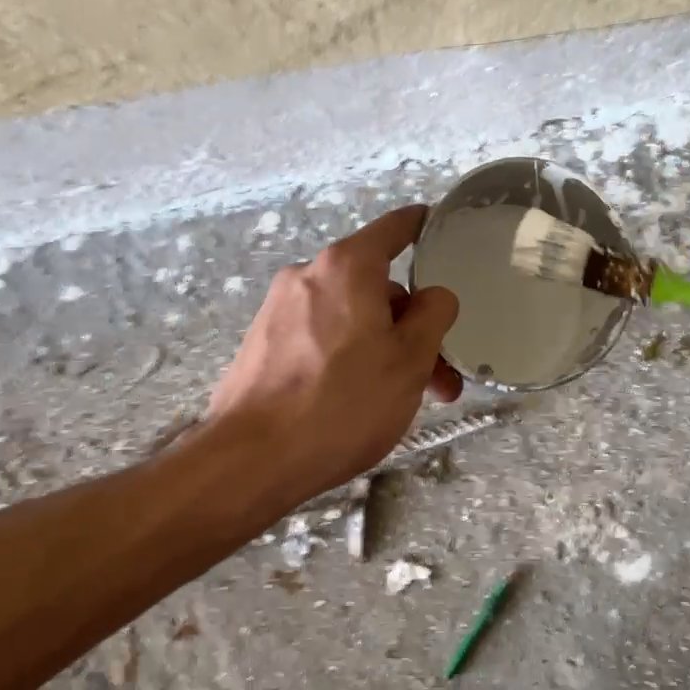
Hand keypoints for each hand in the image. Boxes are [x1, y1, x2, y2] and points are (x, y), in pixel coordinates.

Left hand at [205, 205, 461, 507]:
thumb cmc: (342, 402)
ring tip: (406, 400)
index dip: (423, 225)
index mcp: (348, 266)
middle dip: (412, 325)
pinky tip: (359, 402)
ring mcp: (278, 310)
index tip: (441, 227)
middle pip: (376, 286)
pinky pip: (321, 337)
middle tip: (439, 377)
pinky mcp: (261, 346)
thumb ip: (434, 314)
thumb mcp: (411, 359)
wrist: (249, 463)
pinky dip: (348, 357)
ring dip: (384, 347)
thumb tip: (434, 296)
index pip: (395, 227)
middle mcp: (308, 275)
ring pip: (350, 317)